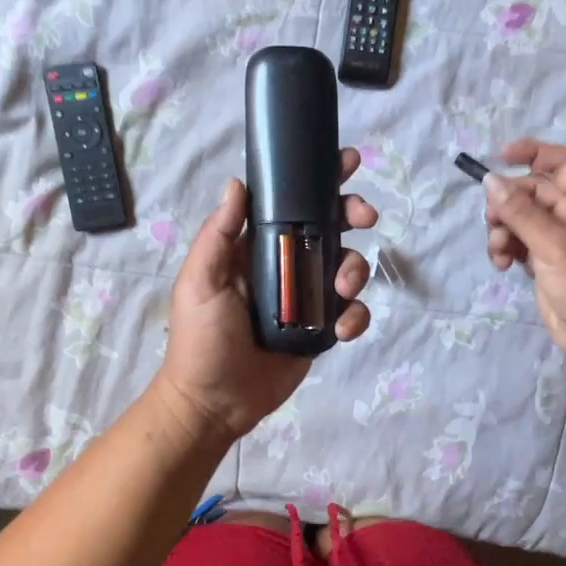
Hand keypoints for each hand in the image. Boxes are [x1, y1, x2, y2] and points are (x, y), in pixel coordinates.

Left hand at [153, 148, 377, 445]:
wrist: (215, 403)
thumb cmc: (201, 338)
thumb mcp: (200, 281)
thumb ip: (219, 235)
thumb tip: (238, 183)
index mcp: (257, 247)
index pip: (291, 204)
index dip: (320, 180)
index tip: (347, 162)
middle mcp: (287, 265)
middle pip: (330, 228)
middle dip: (352, 215)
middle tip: (365, 217)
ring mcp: (307, 298)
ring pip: (347, 267)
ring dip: (356, 269)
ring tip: (343, 287)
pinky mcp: (322, 331)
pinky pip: (351, 313)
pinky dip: (356, 317)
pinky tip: (342, 330)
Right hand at [483, 139, 565, 363]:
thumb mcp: (553, 246)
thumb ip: (521, 213)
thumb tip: (490, 181)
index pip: (560, 162)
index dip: (533, 152)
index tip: (500, 157)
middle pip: (530, 191)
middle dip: (507, 203)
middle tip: (493, 220)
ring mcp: (554, 239)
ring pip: (518, 217)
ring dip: (502, 229)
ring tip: (500, 252)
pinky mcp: (541, 260)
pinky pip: (516, 241)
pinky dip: (504, 248)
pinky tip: (503, 265)